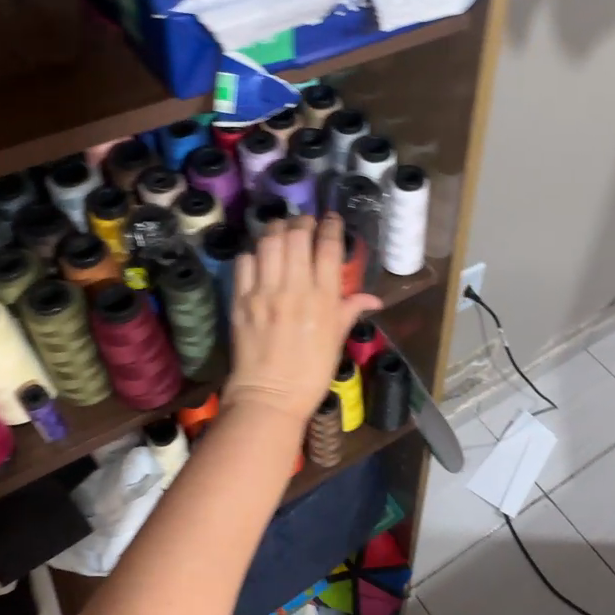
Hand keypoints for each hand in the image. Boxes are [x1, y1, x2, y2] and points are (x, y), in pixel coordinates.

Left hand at [226, 214, 382, 422]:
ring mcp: (265, 292)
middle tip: (304, 221)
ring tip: (281, 228)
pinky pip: (245, 262)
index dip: (330, 226)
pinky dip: (253, 252)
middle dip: (302, 222)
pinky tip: (259, 256)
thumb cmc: (310, 372)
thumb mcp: (337, 340)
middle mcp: (295, 288)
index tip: (331, 219)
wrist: (270, 396)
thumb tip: (373, 299)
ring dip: (276, 229)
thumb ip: (351, 310)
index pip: (328, 247)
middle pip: (297, 236)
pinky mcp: (241, 300)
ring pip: (269, 242)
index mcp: (324, 298)